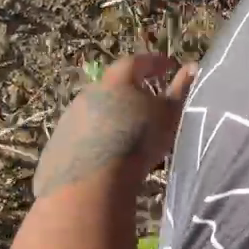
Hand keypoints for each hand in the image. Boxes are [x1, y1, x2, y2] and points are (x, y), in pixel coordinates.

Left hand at [33, 53, 195, 199]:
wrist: (88, 187)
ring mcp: (68, 120)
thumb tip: (193, 66)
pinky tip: (107, 152)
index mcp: (118, 80)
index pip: (138, 61)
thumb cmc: (138, 141)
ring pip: (95, 110)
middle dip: (132, 89)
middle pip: (114, 85)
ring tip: (128, 129)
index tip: (169, 68)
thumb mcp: (170, 113)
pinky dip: (95, 136)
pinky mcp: (55, 146)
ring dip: (112, 113)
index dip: (156, 63)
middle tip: (149, 100)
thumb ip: (182, 87)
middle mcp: (89, 94)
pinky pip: (80, 133)